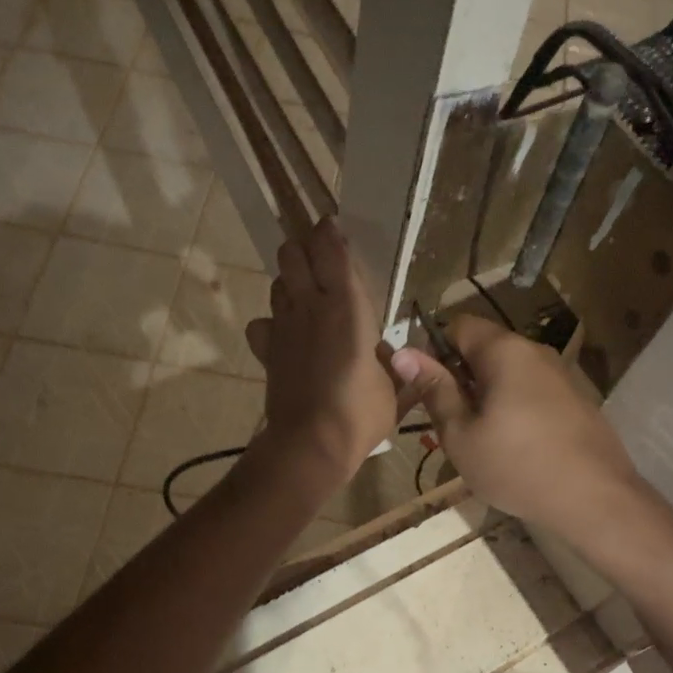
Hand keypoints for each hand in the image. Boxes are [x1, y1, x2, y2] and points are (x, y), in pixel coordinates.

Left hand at [244, 218, 397, 483]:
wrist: (311, 444)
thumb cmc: (360, 414)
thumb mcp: (396, 390)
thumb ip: (402, 367)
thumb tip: (410, 359)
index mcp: (347, 307)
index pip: (331, 249)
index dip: (330, 233)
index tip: (335, 228)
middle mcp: (311, 306)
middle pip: (292, 254)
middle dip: (303, 250)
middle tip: (321, 261)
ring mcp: (284, 327)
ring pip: (277, 284)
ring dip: (290, 283)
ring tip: (308, 298)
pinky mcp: (267, 350)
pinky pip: (261, 323)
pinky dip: (271, 324)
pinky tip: (286, 337)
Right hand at [390, 314, 645, 539]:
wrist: (594, 498)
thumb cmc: (516, 466)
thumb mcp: (461, 434)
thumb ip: (434, 390)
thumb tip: (402, 353)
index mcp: (504, 350)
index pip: (458, 325)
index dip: (434, 351)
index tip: (426, 390)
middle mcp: (536, 351)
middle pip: (486, 349)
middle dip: (461, 378)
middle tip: (451, 424)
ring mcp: (562, 374)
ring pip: (510, 373)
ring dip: (488, 397)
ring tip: (482, 441)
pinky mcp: (577, 400)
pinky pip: (533, 392)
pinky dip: (515, 409)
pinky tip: (515, 448)